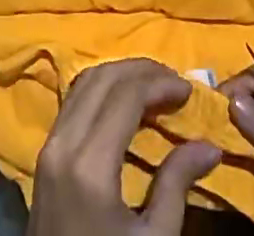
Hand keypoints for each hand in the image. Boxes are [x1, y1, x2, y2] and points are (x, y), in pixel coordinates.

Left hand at [28, 58, 222, 235]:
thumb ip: (176, 184)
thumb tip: (209, 146)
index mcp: (89, 164)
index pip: (125, 94)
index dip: (159, 82)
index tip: (189, 89)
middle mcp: (62, 143)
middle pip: (102, 78)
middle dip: (141, 70)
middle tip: (174, 81)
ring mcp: (47, 146)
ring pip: (83, 82)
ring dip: (120, 75)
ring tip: (154, 86)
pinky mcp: (43, 154)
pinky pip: (72, 101)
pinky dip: (101, 89)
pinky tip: (125, 102)